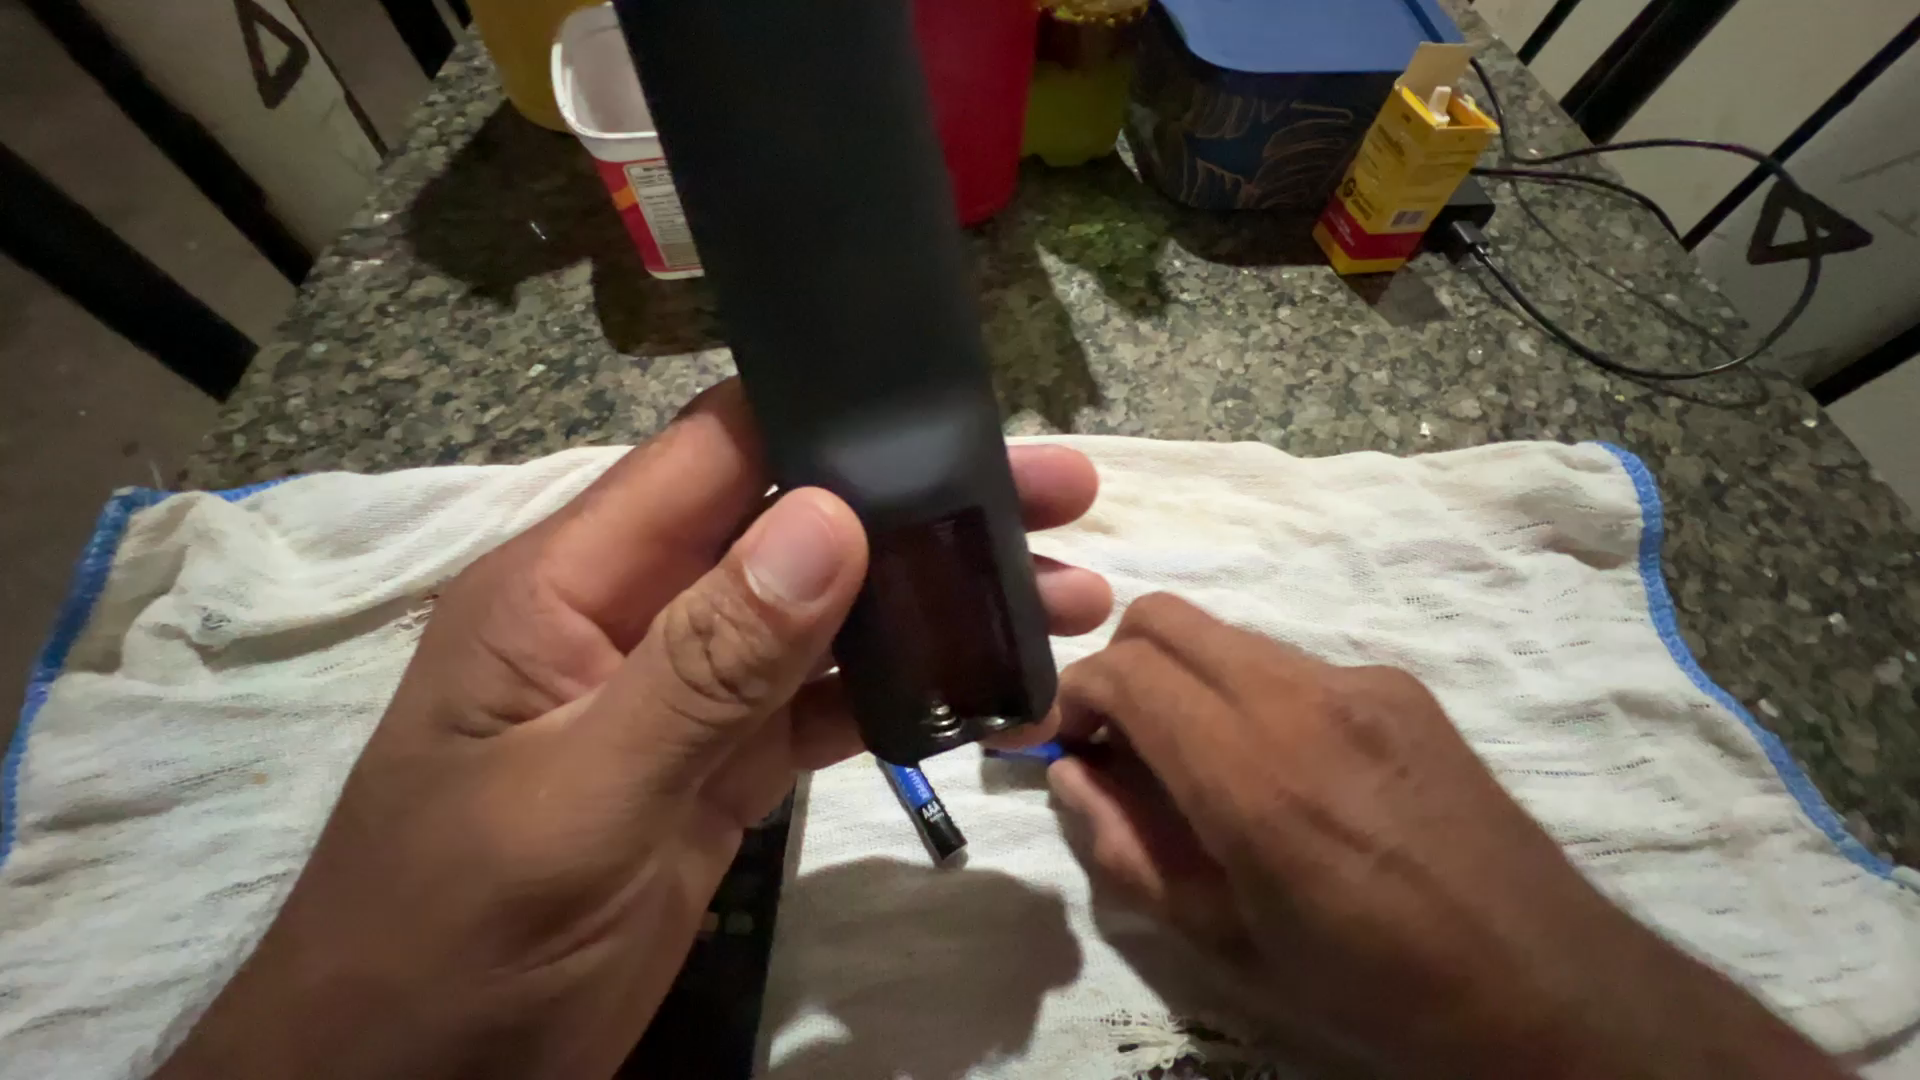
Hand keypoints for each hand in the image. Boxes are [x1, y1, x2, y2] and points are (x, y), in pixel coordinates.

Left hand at [156, 380, 1112, 1079]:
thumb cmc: (457, 948)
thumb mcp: (579, 806)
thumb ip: (703, 664)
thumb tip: (828, 522)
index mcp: (576, 580)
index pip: (716, 453)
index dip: (829, 419)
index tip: (952, 415)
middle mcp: (644, 608)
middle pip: (801, 525)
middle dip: (929, 509)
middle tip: (1057, 495)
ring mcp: (694, 682)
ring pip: (834, 613)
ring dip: (942, 603)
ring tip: (1063, 595)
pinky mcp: (730, 751)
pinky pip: (832, 699)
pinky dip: (912, 693)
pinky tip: (998, 694)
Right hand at [1044, 594, 1846, 1079]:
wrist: (1555, 991)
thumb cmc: (1372, 989)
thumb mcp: (1223, 945)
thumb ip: (1124, 849)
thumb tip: (1069, 773)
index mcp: (1257, 779)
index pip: (1127, 673)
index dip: (1072, 694)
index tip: (1061, 739)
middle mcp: (1304, 702)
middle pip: (1163, 618)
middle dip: (1115, 664)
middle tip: (1116, 739)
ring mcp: (1358, 680)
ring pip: (1220, 634)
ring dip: (1177, 678)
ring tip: (1193, 759)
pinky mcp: (1395, 683)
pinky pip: (1280, 662)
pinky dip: (1239, 692)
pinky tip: (1274, 765)